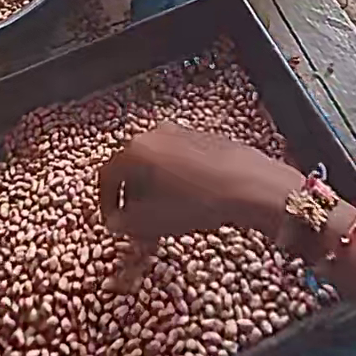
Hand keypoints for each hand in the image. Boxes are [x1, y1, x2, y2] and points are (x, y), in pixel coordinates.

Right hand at [98, 123, 302, 241]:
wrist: (249, 185)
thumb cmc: (196, 202)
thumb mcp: (151, 222)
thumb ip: (125, 222)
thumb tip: (117, 222)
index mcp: (135, 150)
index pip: (107, 175)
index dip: (106, 201)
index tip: (112, 220)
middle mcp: (155, 134)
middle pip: (132, 166)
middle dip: (132, 195)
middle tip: (137, 218)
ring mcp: (182, 133)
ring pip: (157, 162)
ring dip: (155, 187)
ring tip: (165, 212)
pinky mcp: (205, 137)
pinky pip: (180, 159)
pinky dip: (176, 178)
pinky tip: (189, 199)